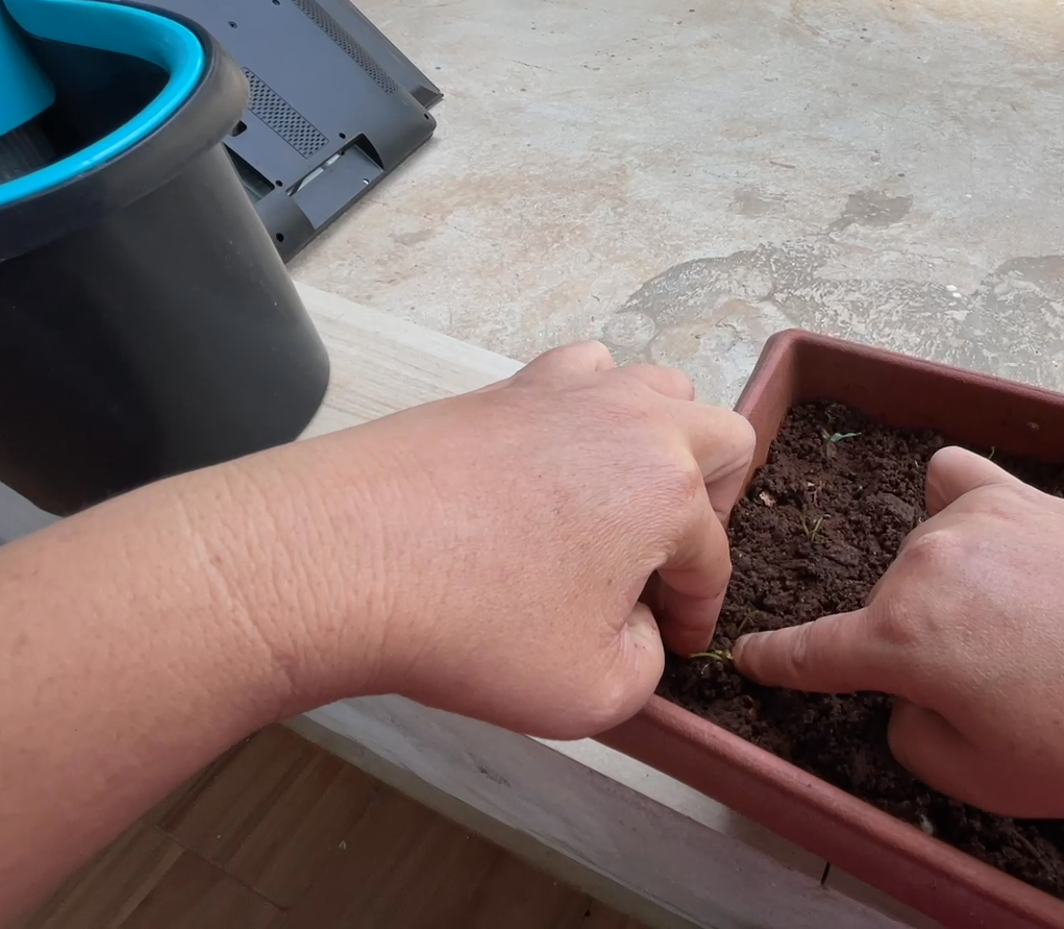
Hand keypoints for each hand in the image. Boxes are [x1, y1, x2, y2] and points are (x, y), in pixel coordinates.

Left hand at [194, 341, 754, 738]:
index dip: (699, 610)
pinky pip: (587, 372)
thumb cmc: (474, 628)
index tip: (676, 641)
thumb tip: (638, 623)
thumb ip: (648, 661)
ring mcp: (577, 393)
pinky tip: (566, 445)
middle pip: (727, 442)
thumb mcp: (592, 691)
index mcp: (671, 493)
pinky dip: (596, 404)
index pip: (711, 559)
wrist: (335, 558)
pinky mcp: (517, 382)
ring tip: (626, 494)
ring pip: (664, 390)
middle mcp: (640, 425)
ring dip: (666, 443)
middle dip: (715, 504)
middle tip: (668, 555)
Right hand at [731, 446, 1063, 817]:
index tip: (748, 656)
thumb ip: (917, 736)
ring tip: (1021, 624)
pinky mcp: (1022, 492)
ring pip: (921, 557)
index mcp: (905, 638)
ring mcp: (973, 517)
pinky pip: (956, 484)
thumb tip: (910, 691)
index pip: (813, 652)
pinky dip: (957, 508)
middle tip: (1001, 691)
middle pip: (887, 614)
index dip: (776, 662)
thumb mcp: (992, 783)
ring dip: (945, 593)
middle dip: (917, 653)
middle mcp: (923, 563)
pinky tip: (992, 530)